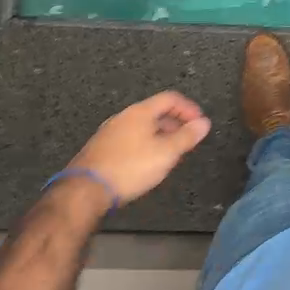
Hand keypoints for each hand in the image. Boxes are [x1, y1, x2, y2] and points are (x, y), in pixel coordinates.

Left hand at [67, 91, 211, 205]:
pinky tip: (145, 163)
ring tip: (168, 153)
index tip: (199, 123)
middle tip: (186, 139)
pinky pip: (128, 139)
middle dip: (175, 123)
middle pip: (155, 112)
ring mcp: (108, 132)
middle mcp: (123, 117)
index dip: (189, 108)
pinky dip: (143, 144)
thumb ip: (187, 137)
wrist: (85, 190)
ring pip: (141, 127)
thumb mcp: (166, 153)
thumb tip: (204, 123)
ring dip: (159, 135)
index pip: (170, 98)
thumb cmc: (130, 167)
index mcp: (140, 112)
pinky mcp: (99, 149)